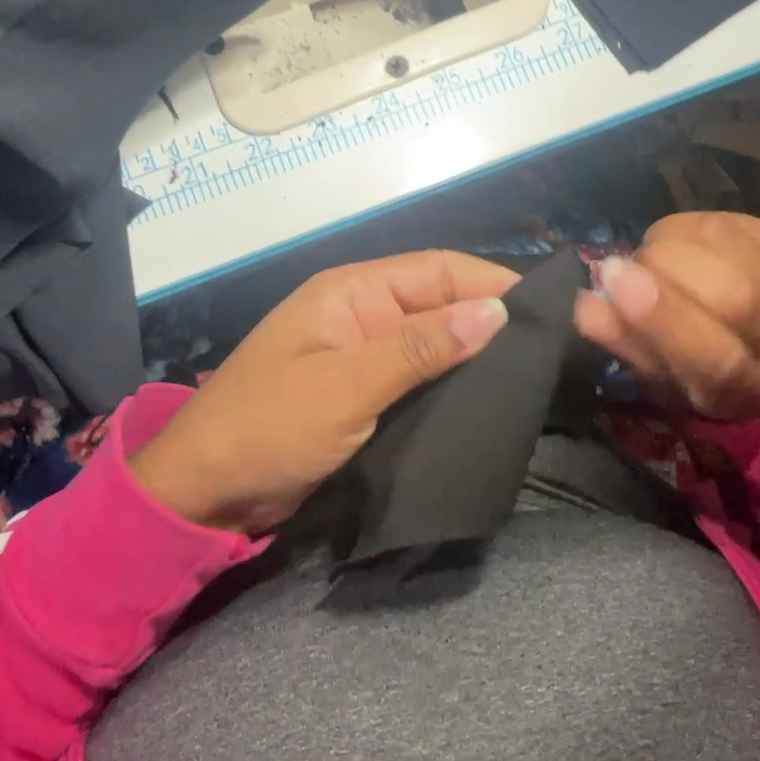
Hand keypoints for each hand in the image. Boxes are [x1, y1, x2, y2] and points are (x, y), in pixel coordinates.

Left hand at [129, 251, 518, 534]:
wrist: (206, 490)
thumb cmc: (269, 426)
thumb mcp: (347, 385)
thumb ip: (420, 348)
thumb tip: (496, 312)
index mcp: (351, 292)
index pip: (436, 270)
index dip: (492, 283)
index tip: (553, 308)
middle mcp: (360, 314)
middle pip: (438, 303)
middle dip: (490, 321)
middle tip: (554, 350)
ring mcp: (359, 356)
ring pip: (431, 343)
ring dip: (472, 356)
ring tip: (533, 376)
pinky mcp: (360, 396)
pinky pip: (414, 379)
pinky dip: (447, 385)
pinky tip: (485, 402)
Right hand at [575, 212, 759, 421]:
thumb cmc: (697, 372)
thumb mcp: (654, 376)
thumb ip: (622, 341)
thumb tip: (586, 302)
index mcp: (744, 387)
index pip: (714, 356)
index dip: (661, 315)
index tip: (612, 277)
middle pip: (730, 290)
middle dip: (660, 264)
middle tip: (623, 269)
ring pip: (723, 241)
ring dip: (668, 242)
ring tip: (653, 262)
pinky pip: (729, 220)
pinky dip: (687, 228)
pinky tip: (682, 247)